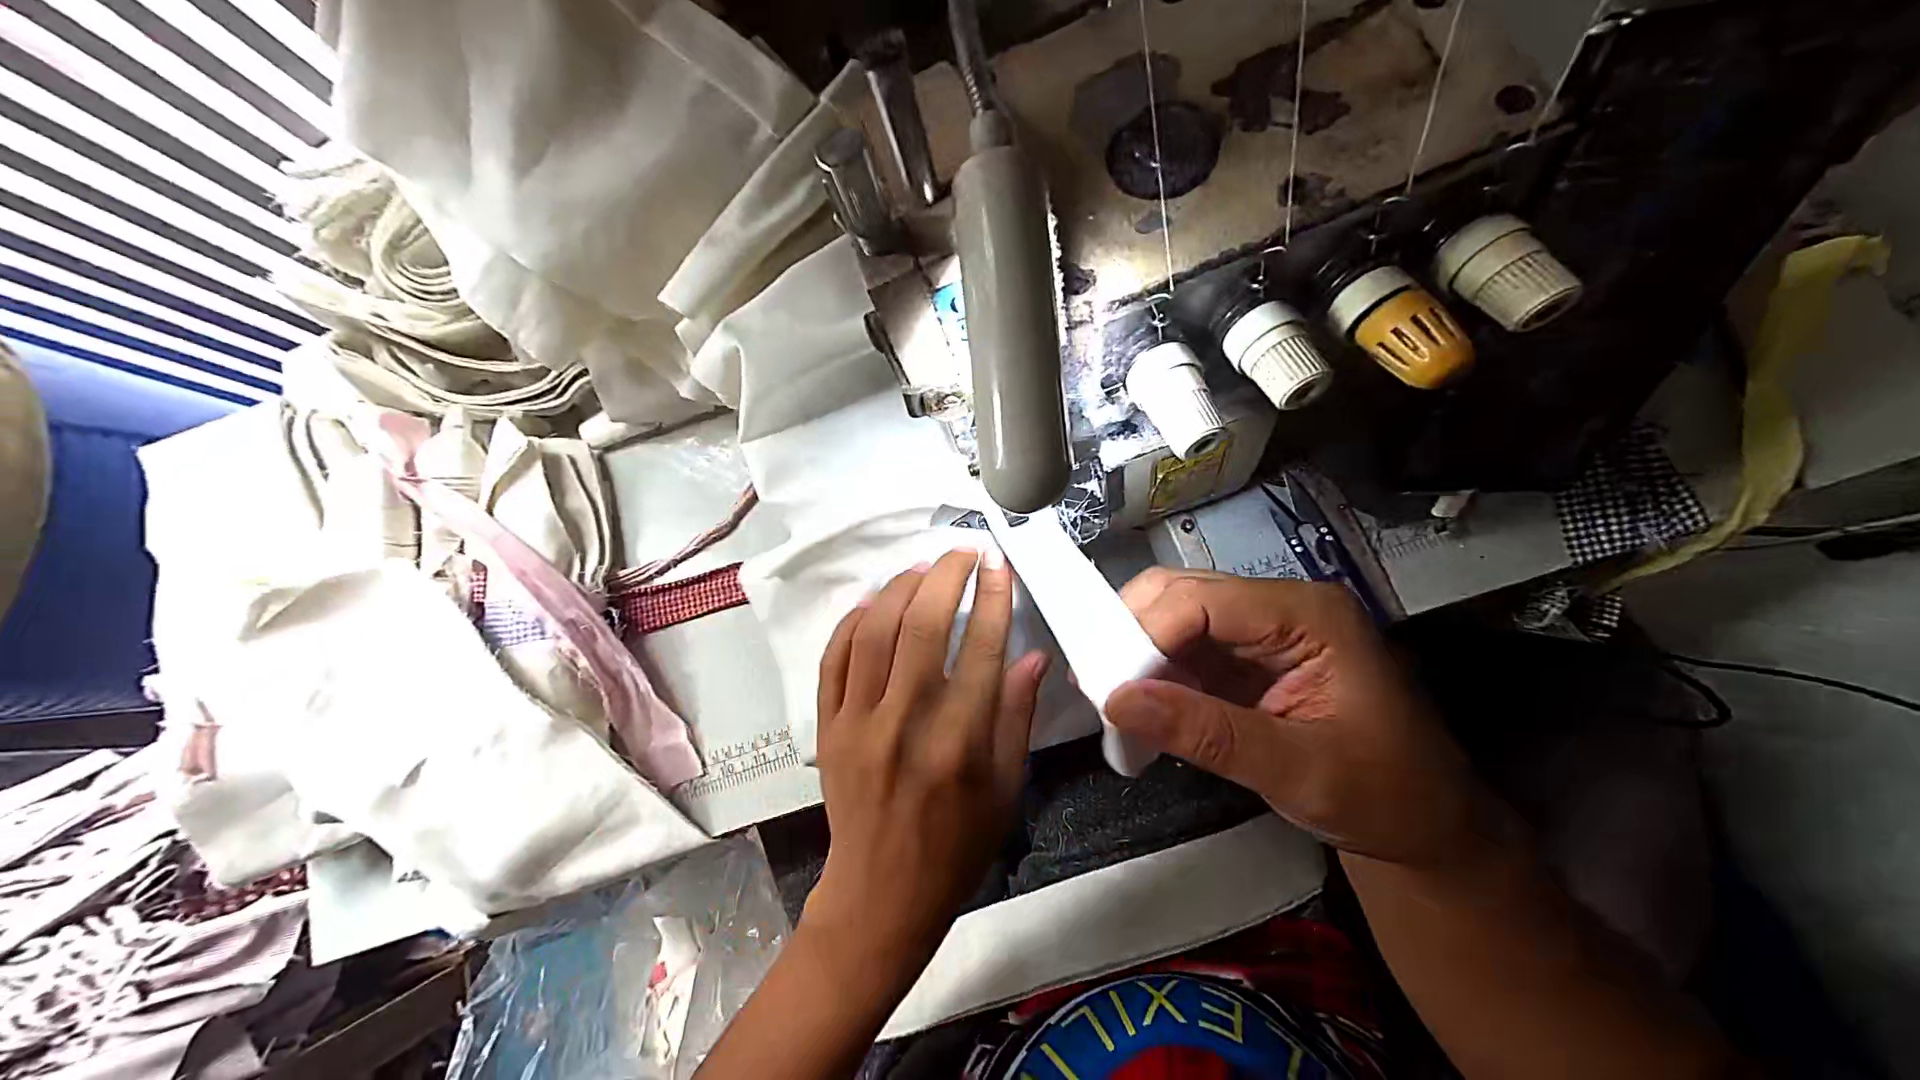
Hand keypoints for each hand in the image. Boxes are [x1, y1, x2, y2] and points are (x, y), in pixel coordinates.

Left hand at [805, 548, 1049, 959]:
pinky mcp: (827, 727)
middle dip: (945, 576)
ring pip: (873, 632)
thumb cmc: (957, 845)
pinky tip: (873, 603)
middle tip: (962, 552)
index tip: (999, 565)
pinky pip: (834, 659)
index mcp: (959, 742)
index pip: (980, 648)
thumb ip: (1017, 715)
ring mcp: (857, 722)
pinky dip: (853, 622)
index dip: (993, 597)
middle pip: (921, 625)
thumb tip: (1033, 653)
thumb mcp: (1006, 787)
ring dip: (898, 589)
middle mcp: (905, 722)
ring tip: (922, 570)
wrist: (882, 893)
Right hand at [1105, 568, 1509, 867]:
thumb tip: (1118, 702)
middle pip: (1183, 594)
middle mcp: (1279, 607)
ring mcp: (1260, 630)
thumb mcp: (1297, 770)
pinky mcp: (1244, 657)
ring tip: (1111, 697)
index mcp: (1308, 615)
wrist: (1424, 826)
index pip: (1205, 600)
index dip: (1148, 632)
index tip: (1110, 685)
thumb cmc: (1384, 796)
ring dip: (1136, 652)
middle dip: (1133, 633)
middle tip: (1100, 685)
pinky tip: (1138, 703)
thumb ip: (1206, 733)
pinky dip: (1152, 672)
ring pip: (1174, 616)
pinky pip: (1182, 647)